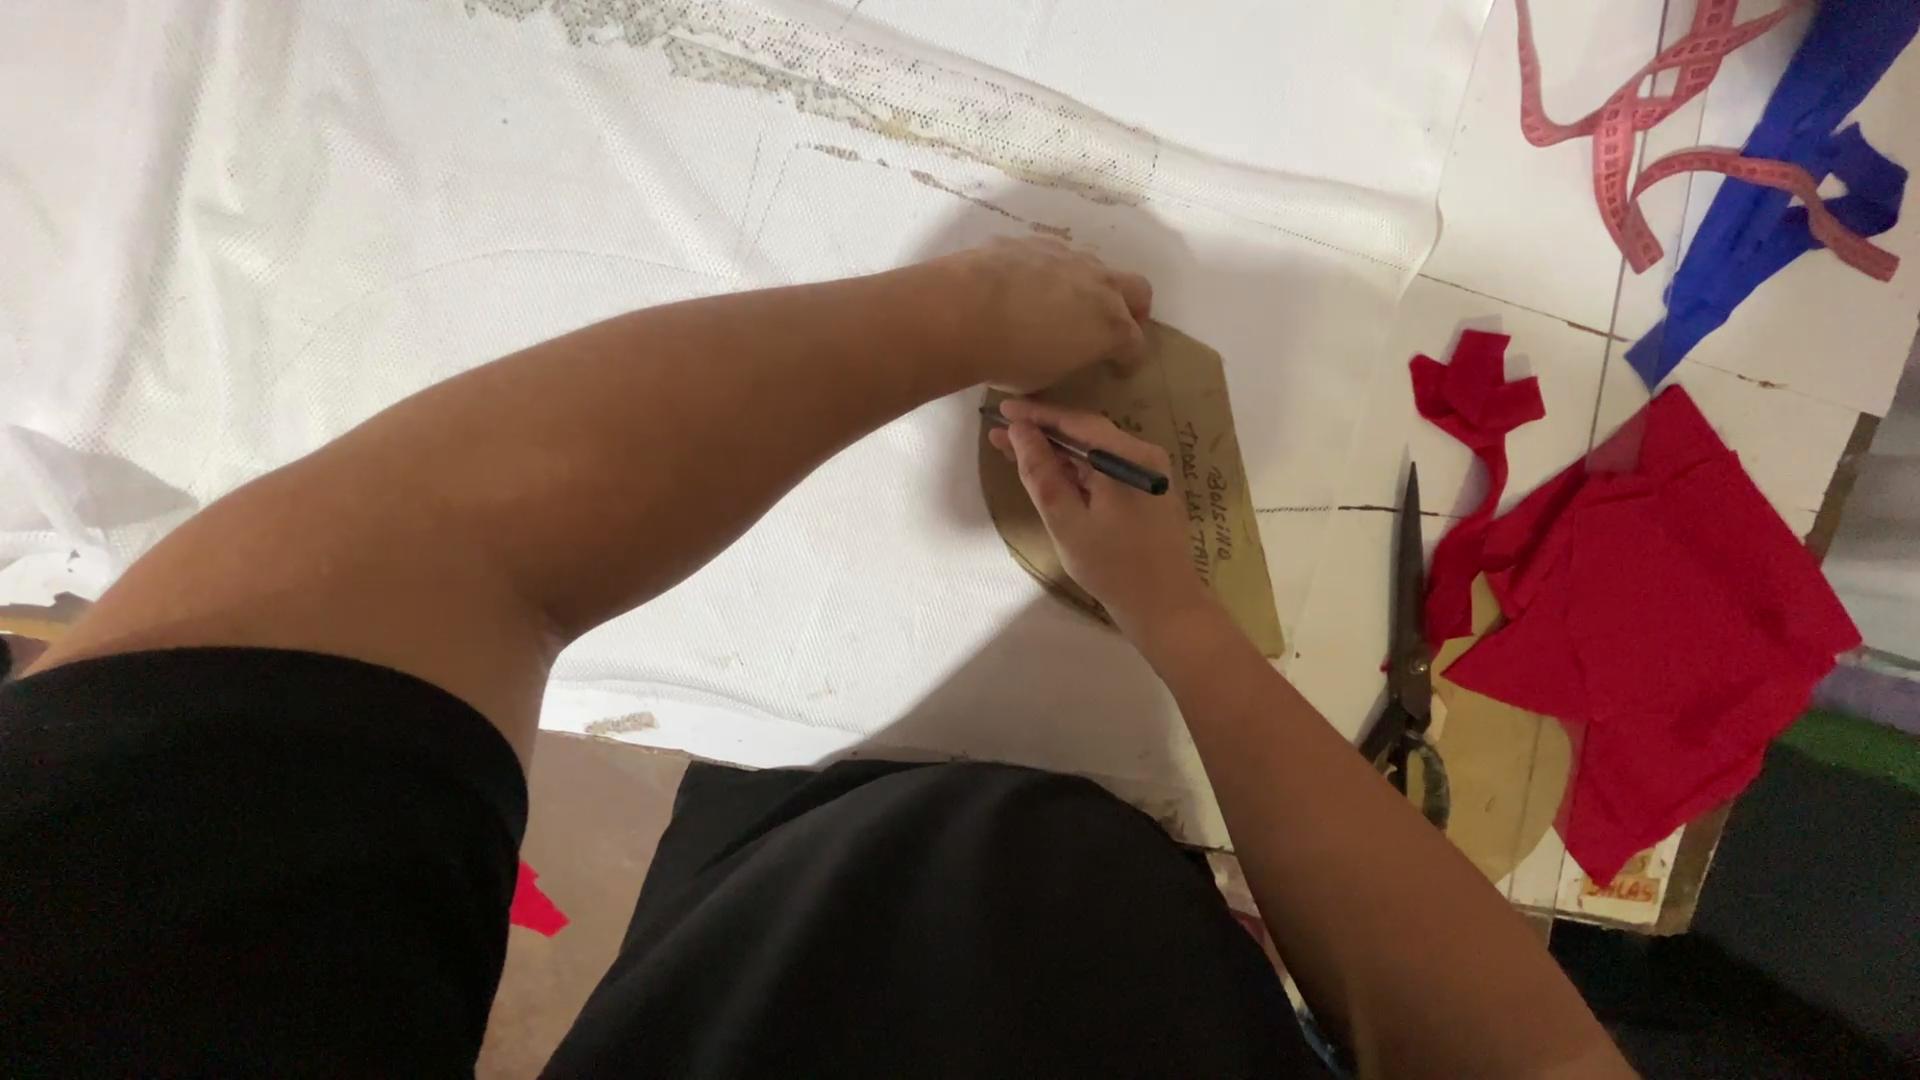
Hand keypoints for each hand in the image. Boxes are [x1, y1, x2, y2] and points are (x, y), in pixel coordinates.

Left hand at [926, 238, 1151, 391]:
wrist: (963, 311)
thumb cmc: (1009, 358)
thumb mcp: (1045, 377)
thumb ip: (1067, 360)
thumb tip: (1061, 354)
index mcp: (1110, 327)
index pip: (1136, 344)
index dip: (1130, 359)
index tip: (1120, 369)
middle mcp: (1099, 285)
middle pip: (1138, 291)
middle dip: (1132, 311)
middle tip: (1112, 329)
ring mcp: (1069, 257)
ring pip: (1097, 268)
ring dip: (1090, 288)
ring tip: (1064, 307)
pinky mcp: (1035, 242)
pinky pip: (1056, 257)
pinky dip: (1051, 274)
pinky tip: (1026, 288)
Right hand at [988, 398, 1214, 629]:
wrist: (1165, 606)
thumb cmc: (1112, 567)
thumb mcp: (1066, 521)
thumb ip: (1041, 473)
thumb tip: (1019, 431)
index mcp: (1126, 457)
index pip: (1075, 422)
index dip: (1035, 415)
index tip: (1001, 410)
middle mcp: (1143, 455)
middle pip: (1086, 433)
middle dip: (1042, 432)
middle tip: (1000, 434)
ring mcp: (1149, 472)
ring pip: (1094, 451)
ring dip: (1057, 451)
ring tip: (1015, 452)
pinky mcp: (1147, 489)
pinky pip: (1105, 468)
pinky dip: (1076, 468)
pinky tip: (1051, 473)